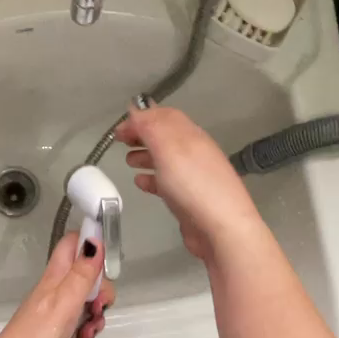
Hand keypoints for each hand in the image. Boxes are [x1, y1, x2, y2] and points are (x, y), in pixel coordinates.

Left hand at [0, 237, 115, 337]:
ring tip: (88, 332)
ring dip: (95, 317)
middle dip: (101, 293)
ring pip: (87, 303)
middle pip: (88, 277)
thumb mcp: (66, 300)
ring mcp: (57, 310)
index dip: (91, 246)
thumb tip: (94, 240)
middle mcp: (56, 288)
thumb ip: (82, 272)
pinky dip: (85, 332)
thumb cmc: (39, 334)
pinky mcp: (57, 330)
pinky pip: (80, 324)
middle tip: (97, 308)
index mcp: (56, 275)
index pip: (73, 244)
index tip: (106, 264)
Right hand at [116, 104, 268, 262]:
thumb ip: (151, 127)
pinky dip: (151, 178)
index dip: (141, 118)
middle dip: (142, 135)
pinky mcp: (188, 199)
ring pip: (165, 159)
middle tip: (120, 141)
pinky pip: (166, 183)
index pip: (164, 117)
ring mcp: (192, 176)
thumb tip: (136, 109)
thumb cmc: (193, 185)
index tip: (118, 129)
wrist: (220, 228)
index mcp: (190, 136)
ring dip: (146, 155)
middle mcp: (193, 152)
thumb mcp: (169, 148)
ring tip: (127, 160)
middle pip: (165, 136)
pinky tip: (140, 182)